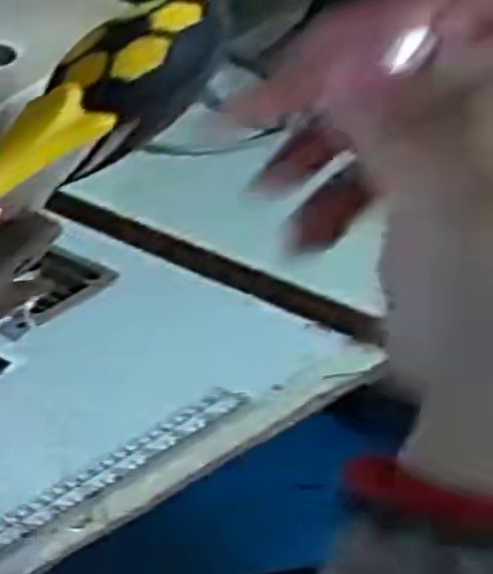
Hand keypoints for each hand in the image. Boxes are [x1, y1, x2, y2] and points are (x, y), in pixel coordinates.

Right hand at [236, 0, 492, 492]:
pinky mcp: (454, 184)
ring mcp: (488, 144)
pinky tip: (306, 225)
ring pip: (399, 104)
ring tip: (274, 197)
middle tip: (254, 128)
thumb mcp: (447, 204)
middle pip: (430, 50)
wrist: (489, 385)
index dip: (379, 29)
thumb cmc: (487, 300)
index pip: (472, 7)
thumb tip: (352, 58)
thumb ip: (407, 122)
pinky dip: (335, 187)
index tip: (286, 77)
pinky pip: (389, 157)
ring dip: (322, 148)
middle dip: (335, 90)